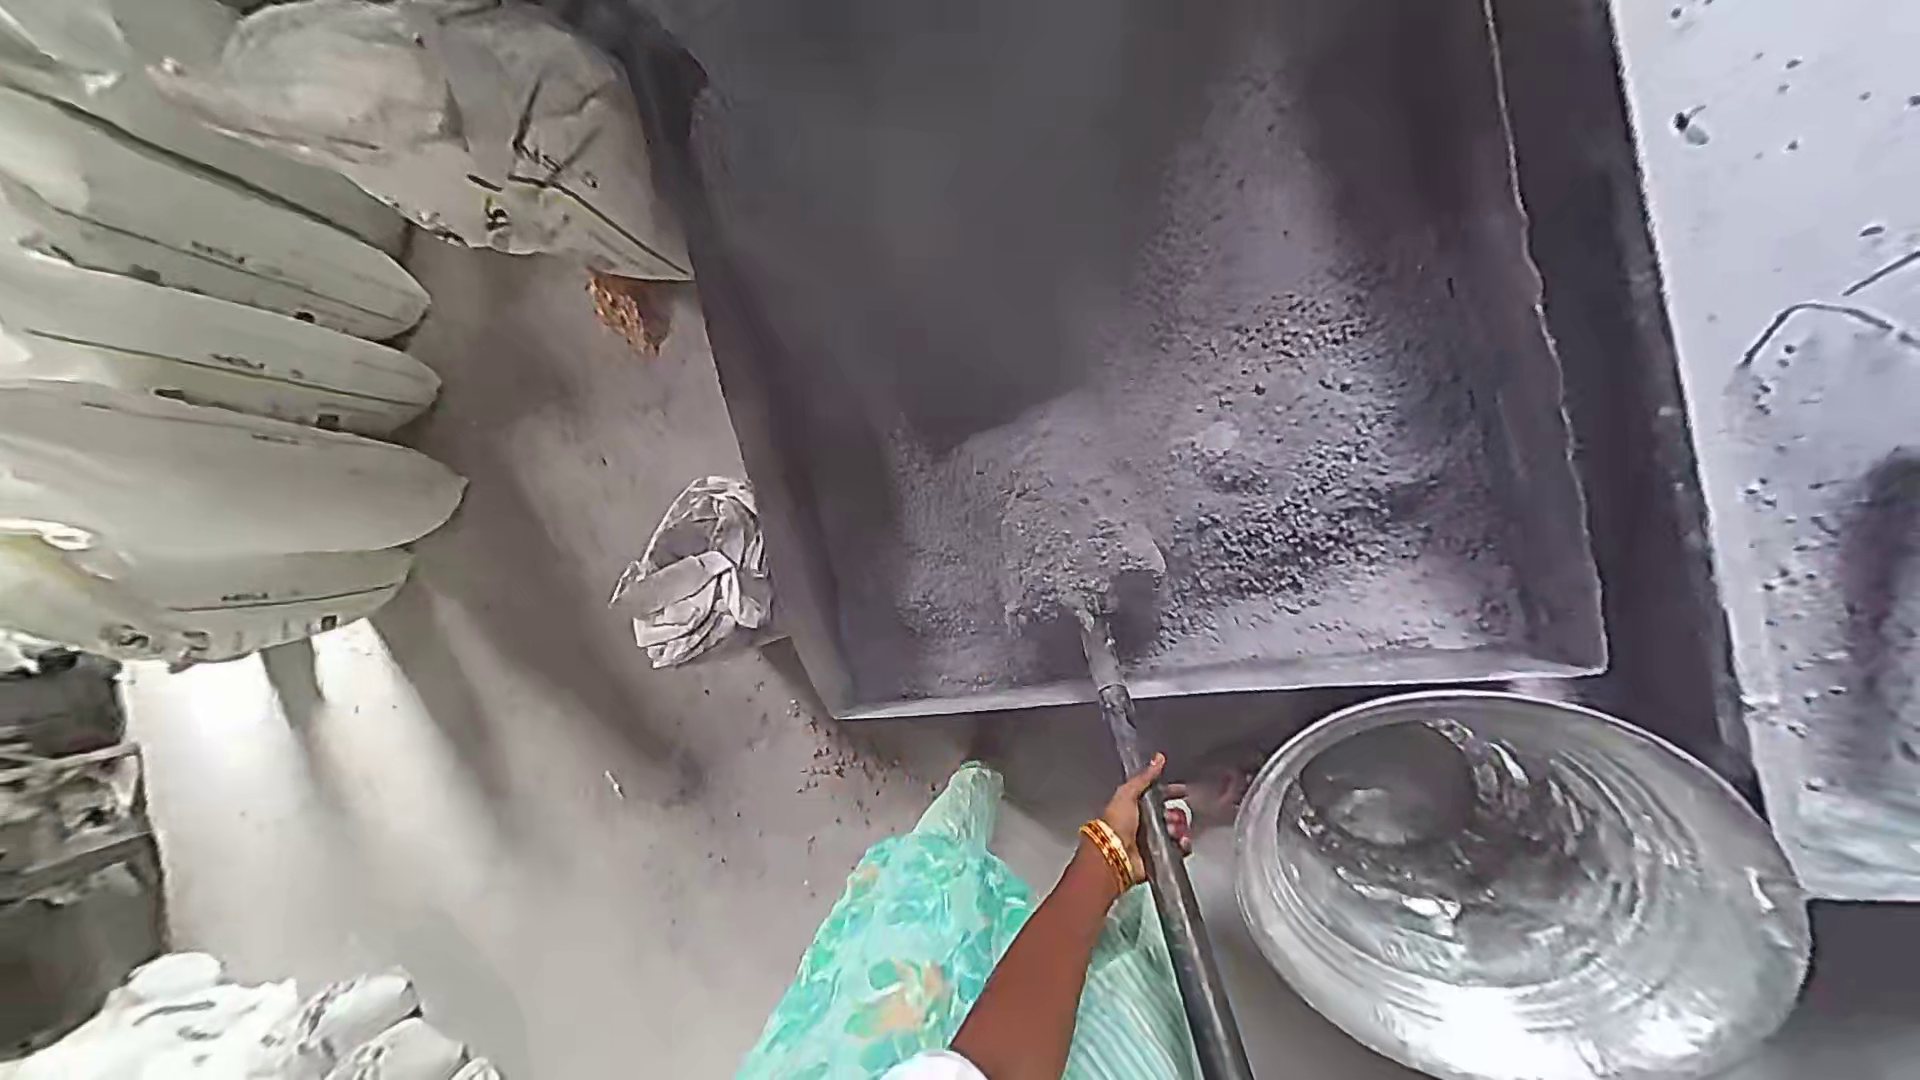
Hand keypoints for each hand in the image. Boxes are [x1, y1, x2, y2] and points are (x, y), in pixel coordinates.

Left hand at [1098, 753, 1190, 884]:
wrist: (1115, 852)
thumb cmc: (1118, 820)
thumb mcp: (1128, 793)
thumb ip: (1144, 777)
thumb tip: (1159, 757)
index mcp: (1137, 804)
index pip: (1159, 795)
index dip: (1172, 792)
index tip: (1184, 791)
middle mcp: (1146, 821)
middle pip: (1171, 813)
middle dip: (1177, 813)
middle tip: (1174, 816)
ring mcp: (1154, 839)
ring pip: (1178, 830)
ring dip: (1180, 828)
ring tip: (1174, 830)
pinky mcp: (1161, 856)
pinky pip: (1180, 849)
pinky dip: (1184, 845)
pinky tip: (1182, 842)